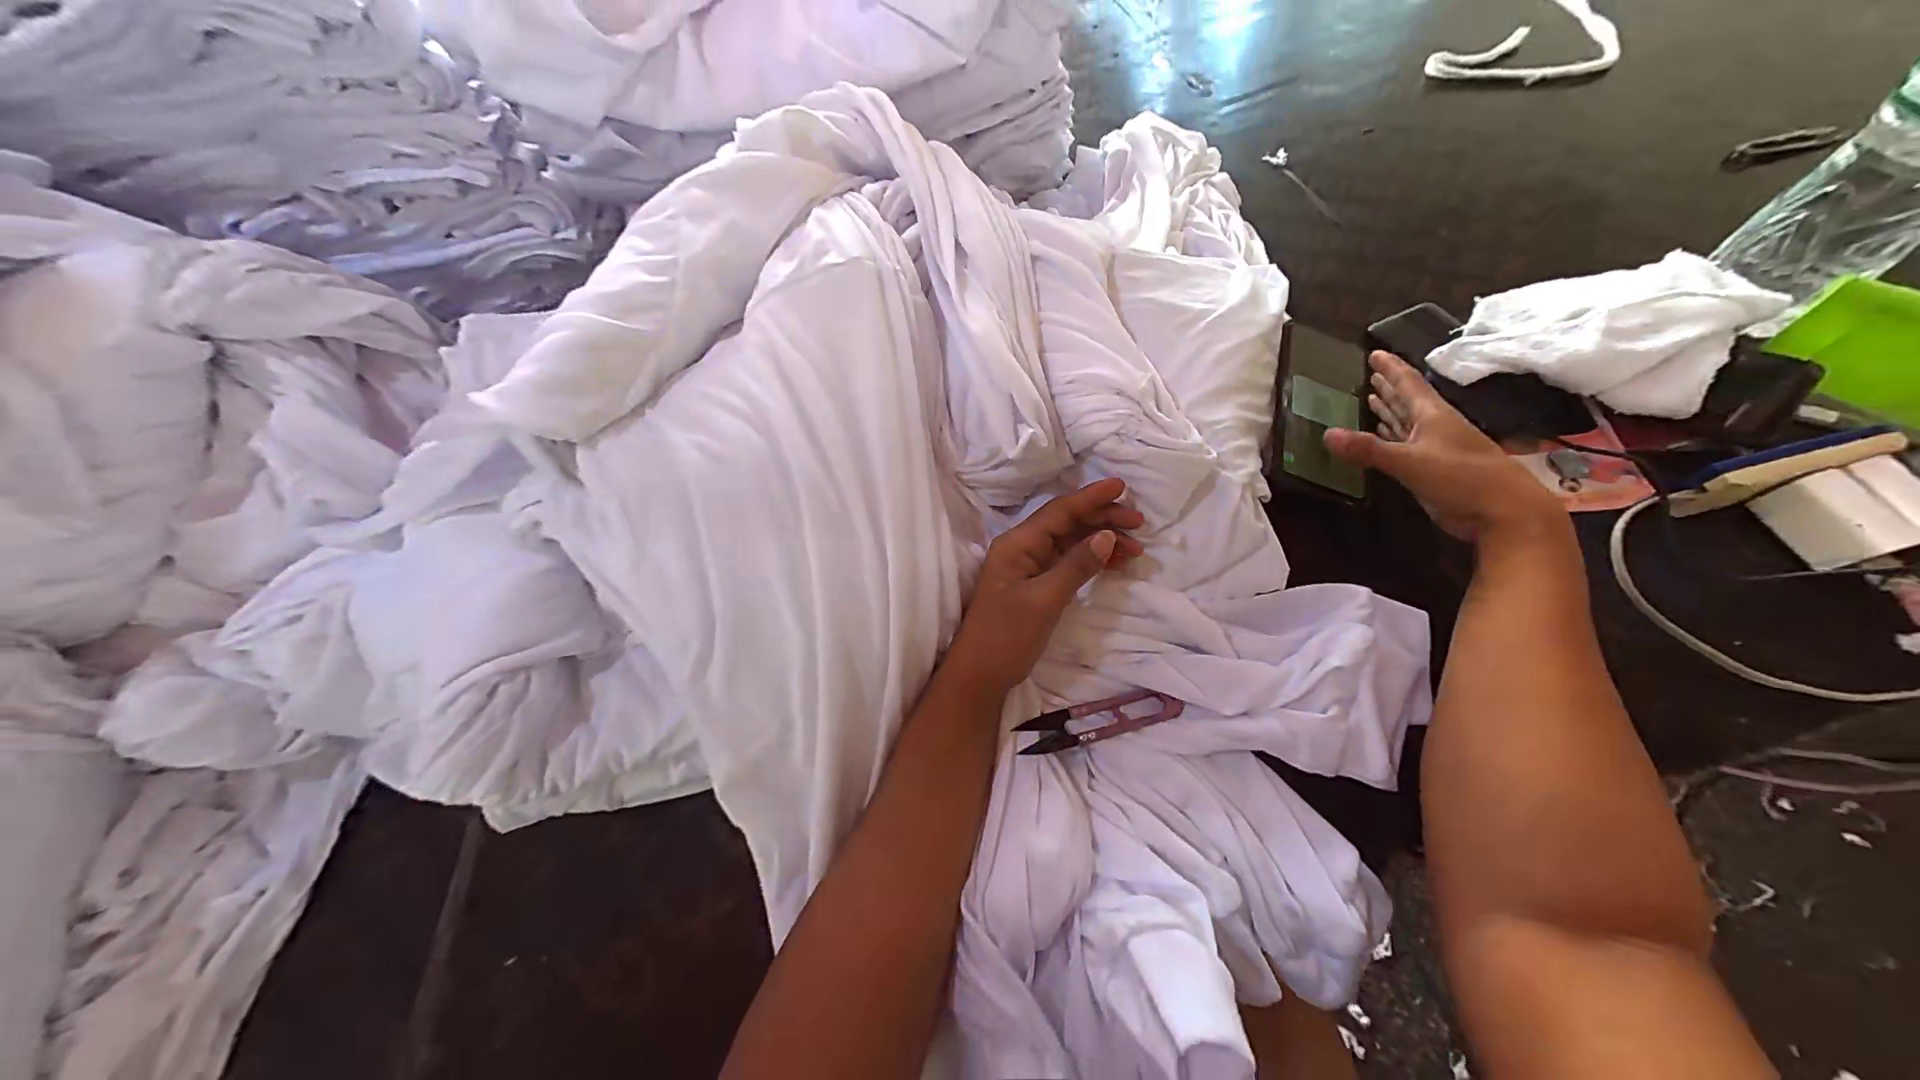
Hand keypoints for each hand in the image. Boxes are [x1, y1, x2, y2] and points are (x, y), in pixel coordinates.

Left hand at [945, 478, 1144, 695]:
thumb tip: (1107, 536)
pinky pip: (1067, 562)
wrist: (980, 675)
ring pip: (1070, 543)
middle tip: (1140, 524)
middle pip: (1067, 523)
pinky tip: (1114, 563)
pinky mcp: (1035, 586)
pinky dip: (1091, 561)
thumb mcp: (1044, 600)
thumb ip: (1076, 565)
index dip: (1091, 497)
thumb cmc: (1006, 636)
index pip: (1060, 511)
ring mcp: (1028, 567)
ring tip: (1136, 548)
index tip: (1122, 487)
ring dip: (1101, 541)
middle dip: (1103, 519)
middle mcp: (1022, 548)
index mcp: (1018, 544)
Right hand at [1325, 351, 1566, 545]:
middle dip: (1389, 387)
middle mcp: (1434, 427)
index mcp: (1433, 416)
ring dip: (1390, 411)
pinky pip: (1406, 445)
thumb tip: (1327, 434)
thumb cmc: (1462, 478)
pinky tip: (1384, 435)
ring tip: (1372, 398)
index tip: (1375, 352)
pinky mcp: (1433, 470)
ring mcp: (1435, 449)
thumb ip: (1368, 449)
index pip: (1408, 384)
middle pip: (1408, 401)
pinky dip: (1392, 437)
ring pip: (1408, 423)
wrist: (1503, 512)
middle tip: (1371, 373)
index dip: (1391, 368)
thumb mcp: (1410, 462)